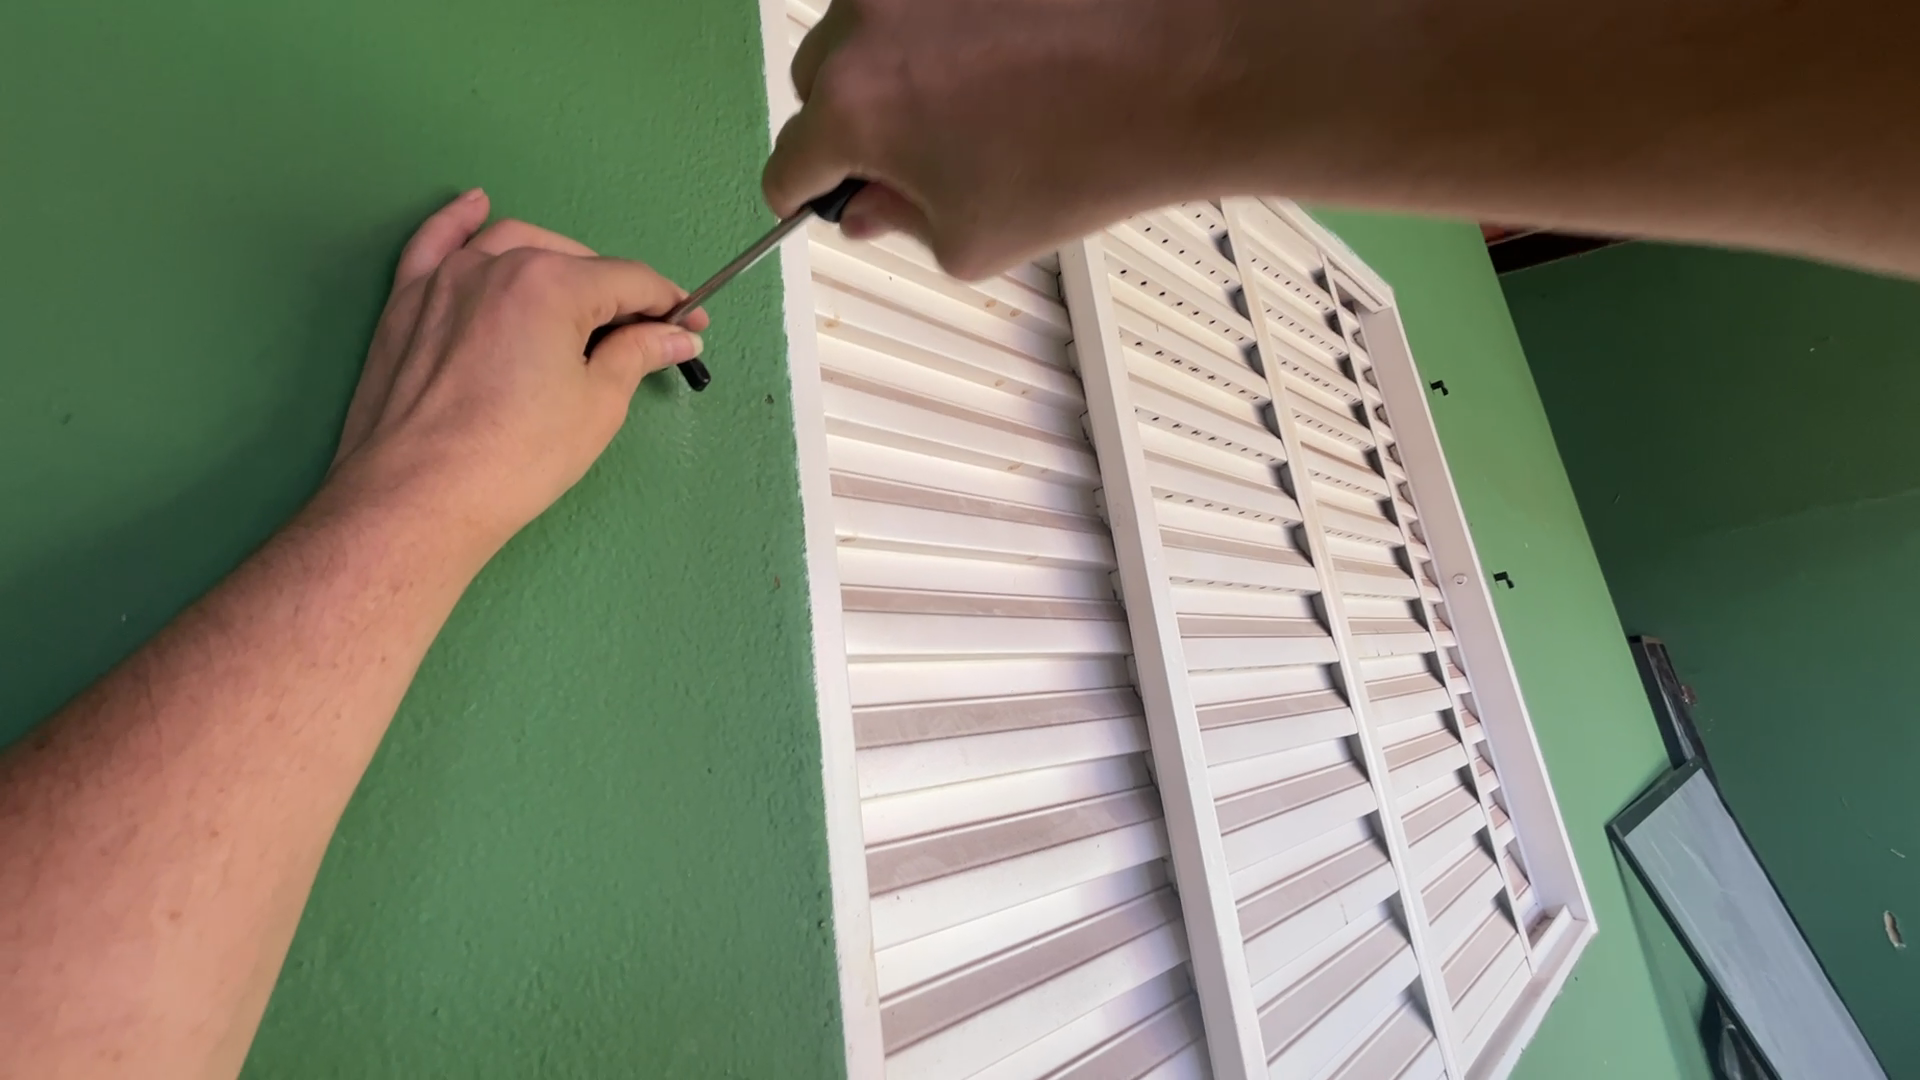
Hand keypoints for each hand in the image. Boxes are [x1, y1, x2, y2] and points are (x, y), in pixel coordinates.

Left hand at [328, 190, 709, 553]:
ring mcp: (445, 277)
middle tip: (648, 336)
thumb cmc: (524, 453)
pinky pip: (437, 243)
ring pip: (515, 244)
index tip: (693, 327)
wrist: (422, 495)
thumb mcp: (600, 403)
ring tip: (589, 300)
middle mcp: (497, 263)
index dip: (671, 304)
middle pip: (578, 262)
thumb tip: (678, 336)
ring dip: (563, 263)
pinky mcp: (408, 300)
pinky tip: (477, 205)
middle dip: (621, 293)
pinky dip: (461, 221)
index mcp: (552, 284)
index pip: (630, 280)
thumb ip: (639, 354)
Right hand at [763, 0, 1232, 278]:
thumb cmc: (1070, 174)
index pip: (785, 167)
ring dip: (885, 74)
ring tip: (967, 101)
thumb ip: (894, 224)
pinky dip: (929, 31)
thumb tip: (858, 207)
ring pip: (858, 33)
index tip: (832, 201)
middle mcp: (861, 20)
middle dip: (848, 131)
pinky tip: (986, 55)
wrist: (1175, 75)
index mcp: (854, 111)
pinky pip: (910, 2)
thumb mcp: (968, 241)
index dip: (807, 198)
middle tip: (919, 156)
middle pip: (813, 89)